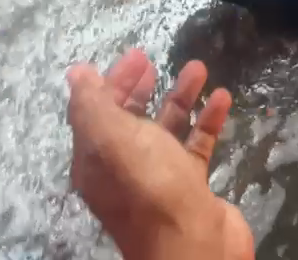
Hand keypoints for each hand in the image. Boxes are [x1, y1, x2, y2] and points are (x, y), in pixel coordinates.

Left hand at [65, 48, 253, 259]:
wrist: (195, 246)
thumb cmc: (152, 187)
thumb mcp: (114, 141)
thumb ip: (93, 104)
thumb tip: (75, 73)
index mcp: (98, 160)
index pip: (97, 112)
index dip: (111, 81)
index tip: (135, 55)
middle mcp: (124, 168)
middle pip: (129, 119)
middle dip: (139, 87)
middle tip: (154, 60)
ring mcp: (159, 177)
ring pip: (165, 128)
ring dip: (180, 97)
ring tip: (198, 68)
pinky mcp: (190, 185)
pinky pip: (196, 144)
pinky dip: (207, 120)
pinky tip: (222, 97)